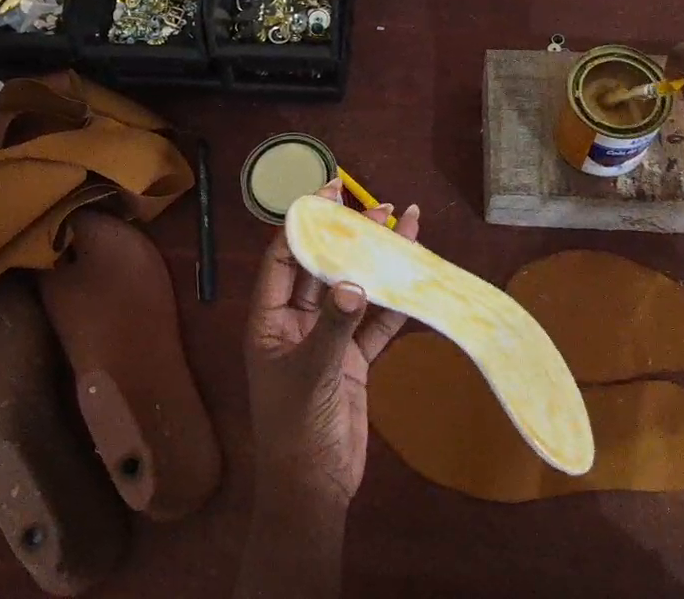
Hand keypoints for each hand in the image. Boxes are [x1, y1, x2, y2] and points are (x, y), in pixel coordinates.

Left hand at [245, 180, 419, 506]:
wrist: (315, 488)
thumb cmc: (297, 429)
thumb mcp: (312, 375)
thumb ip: (335, 327)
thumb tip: (355, 281)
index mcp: (269, 321)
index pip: (282, 260)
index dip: (305, 226)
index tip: (329, 194)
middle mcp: (295, 322)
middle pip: (323, 268)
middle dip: (349, 238)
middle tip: (380, 207)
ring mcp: (327, 340)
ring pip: (353, 290)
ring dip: (376, 264)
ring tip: (406, 228)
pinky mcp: (352, 359)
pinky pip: (374, 322)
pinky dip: (393, 302)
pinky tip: (414, 279)